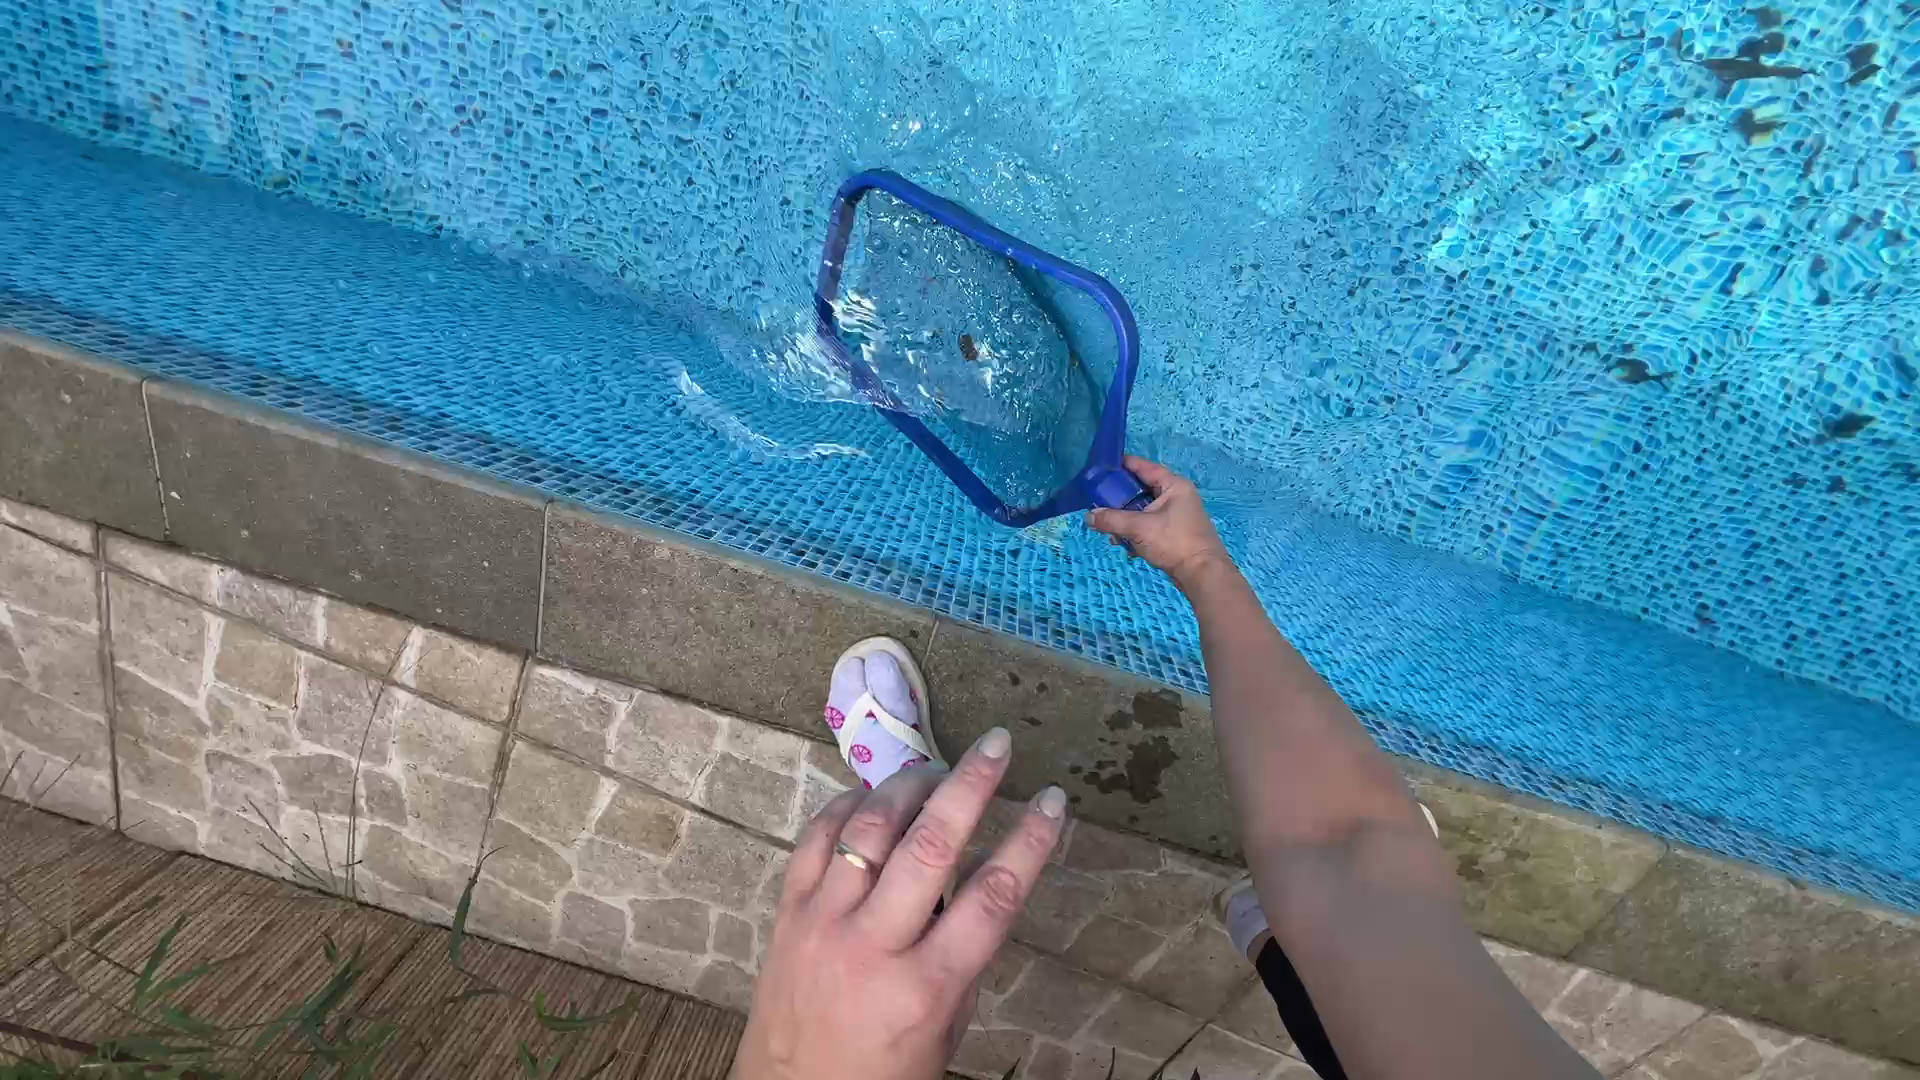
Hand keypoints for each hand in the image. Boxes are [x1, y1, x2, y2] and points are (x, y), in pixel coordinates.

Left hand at [732, 729, 1067, 1079]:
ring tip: (935, 770)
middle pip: (931, 846)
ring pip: (870, 829)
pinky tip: (873, 794)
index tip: (1053, 801)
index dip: (1031, 842)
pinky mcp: (787, 910)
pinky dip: (849, 804)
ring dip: (908, 786)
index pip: (992, 898)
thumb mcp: (945, 1024)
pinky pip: (816, 837)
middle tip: (997, 745)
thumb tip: (987, 866)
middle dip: (970, 785)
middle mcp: (873, 946)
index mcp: (925, 988)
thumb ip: (967, 947)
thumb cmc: (885, 1075)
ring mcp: (823, 921)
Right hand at [1087, 456, 1232, 587]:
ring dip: (1125, 521)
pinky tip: (1124, 545)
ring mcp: (1176, 516)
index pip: (1145, 467)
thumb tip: (1088, 517)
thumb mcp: (1138, 528)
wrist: (1201, 574)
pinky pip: (1148, 527)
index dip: (1124, 465)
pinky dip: (1135, 534)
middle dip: (1119, 500)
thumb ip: (1111, 520)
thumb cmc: (1173, 542)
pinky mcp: (1173, 534)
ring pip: (1143, 512)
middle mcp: (1176, 497)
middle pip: (1141, 491)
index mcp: (1174, 486)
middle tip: (1099, 502)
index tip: (1103, 466)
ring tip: (1110, 531)